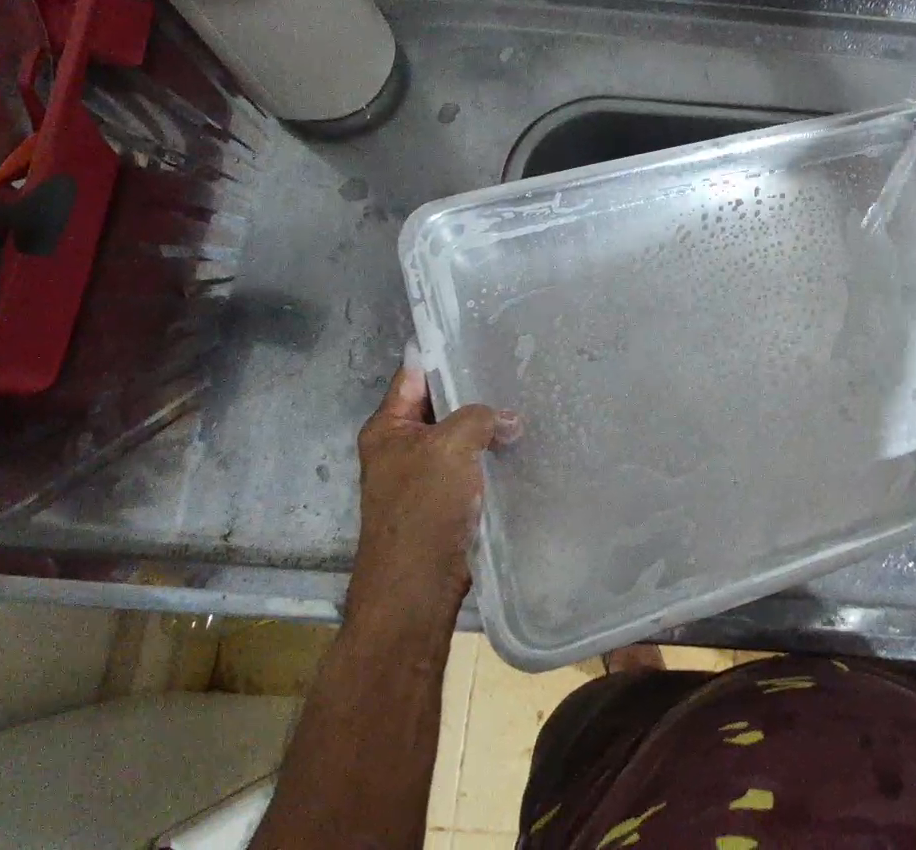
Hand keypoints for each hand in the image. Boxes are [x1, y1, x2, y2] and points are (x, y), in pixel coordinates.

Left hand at [349, 345, 521, 619]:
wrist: (418, 585)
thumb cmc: (423, 509)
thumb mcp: (450, 447)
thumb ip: (480, 418)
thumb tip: (508, 419)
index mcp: (388, 428)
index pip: (413, 376)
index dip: (439, 352)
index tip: (474, 330)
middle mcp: (403, 448)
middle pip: (441, 406)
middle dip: (474, 390)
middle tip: (516, 365)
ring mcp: (426, 476)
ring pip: (461, 437)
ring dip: (488, 426)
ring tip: (527, 400)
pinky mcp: (448, 501)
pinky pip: (473, 466)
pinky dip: (493, 455)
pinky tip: (523, 444)